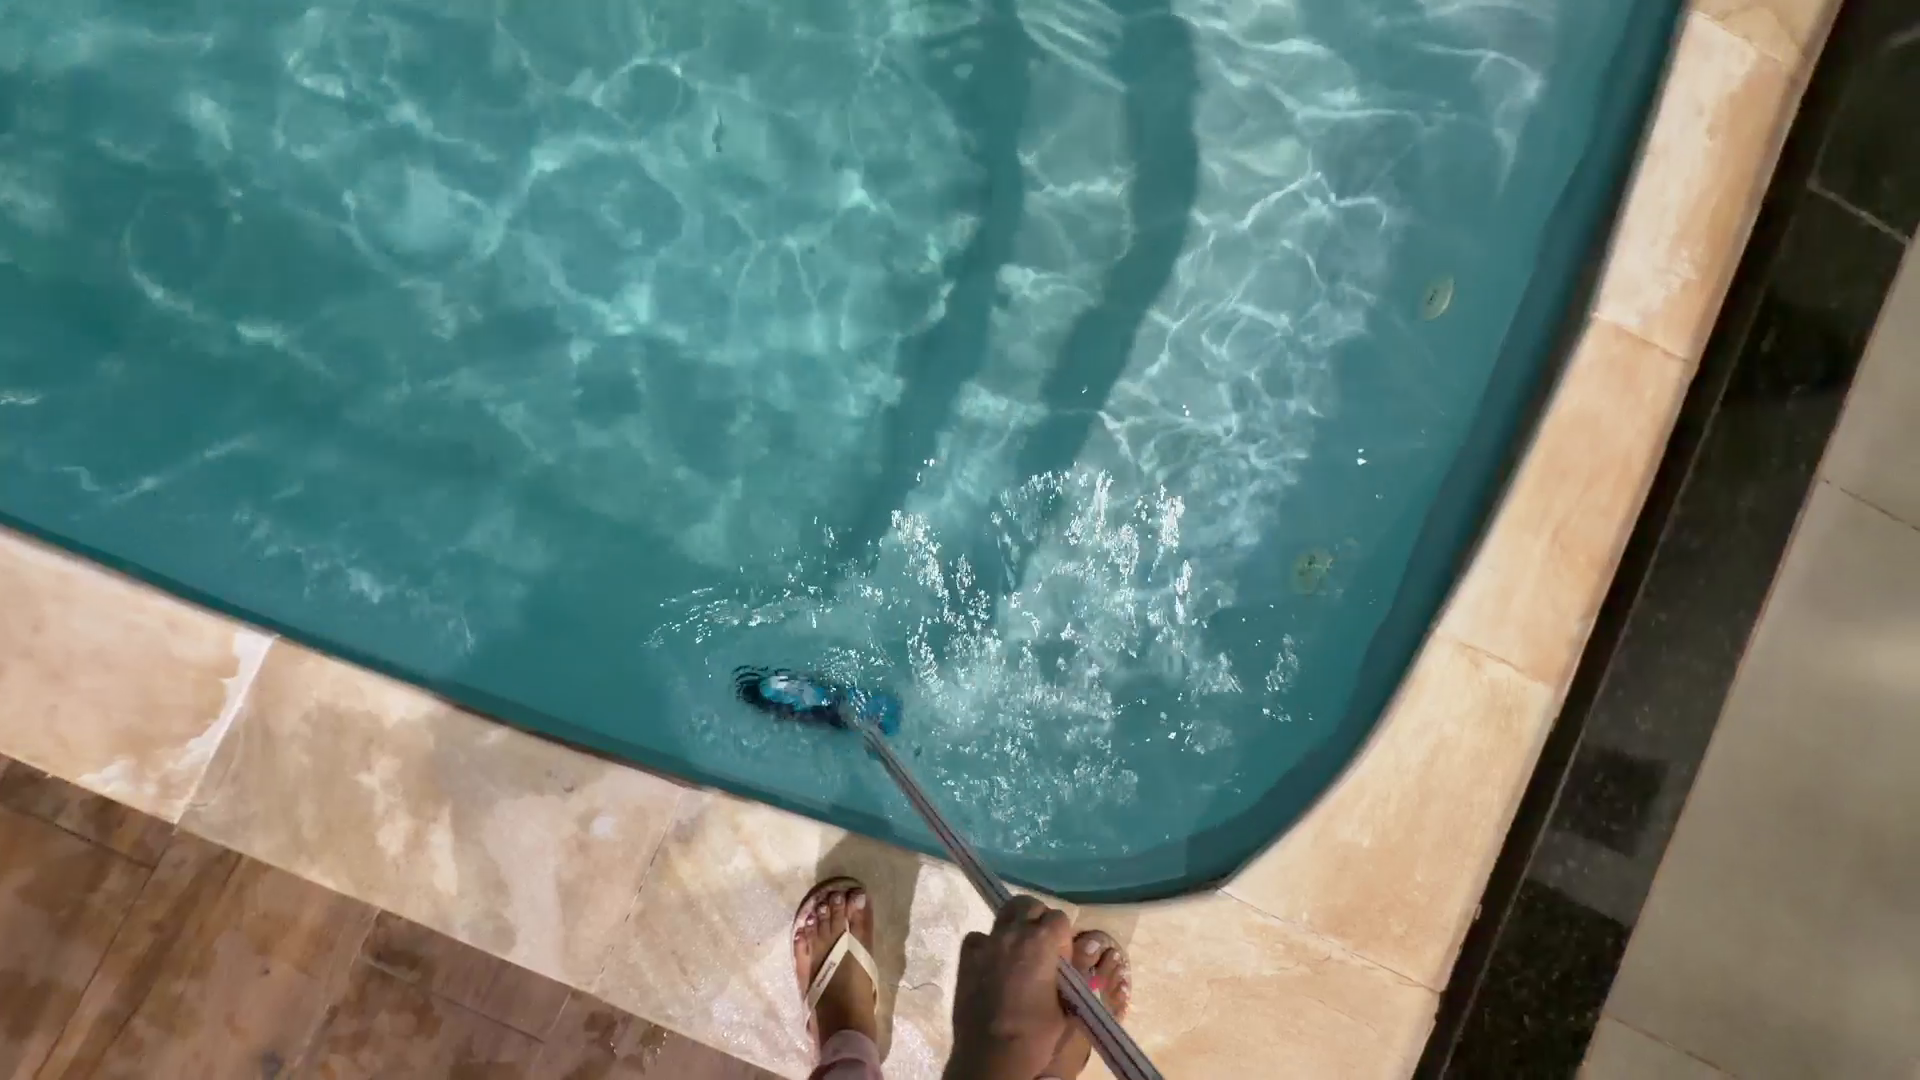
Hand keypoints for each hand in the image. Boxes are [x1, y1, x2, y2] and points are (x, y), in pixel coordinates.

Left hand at [944, 895, 1074, 1079]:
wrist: (992, 1056)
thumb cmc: (1035, 1036)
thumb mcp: (1067, 1007)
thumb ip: (1071, 979)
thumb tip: (1069, 968)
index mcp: (1042, 942)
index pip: (1059, 918)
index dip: (1063, 938)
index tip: (1061, 960)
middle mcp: (1013, 932)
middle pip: (1029, 905)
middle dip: (1039, 921)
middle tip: (1041, 948)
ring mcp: (987, 941)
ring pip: (1004, 914)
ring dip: (1014, 926)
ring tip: (1017, 952)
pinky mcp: (967, 955)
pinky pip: (979, 937)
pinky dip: (987, 945)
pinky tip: (991, 965)